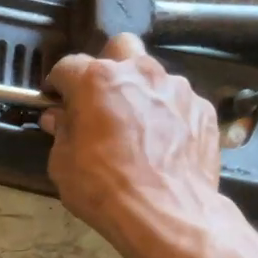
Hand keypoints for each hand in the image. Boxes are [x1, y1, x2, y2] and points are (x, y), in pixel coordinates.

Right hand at [40, 34, 222, 255]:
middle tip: (98, 100)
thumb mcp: (62, 165)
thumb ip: (61, 134)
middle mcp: (140, 72)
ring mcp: (176, 87)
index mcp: (97, 82)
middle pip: (120, 48)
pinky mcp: (202, 108)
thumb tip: (59, 118)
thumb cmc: (101, 187)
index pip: (69, 65)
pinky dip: (165, 117)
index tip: (55, 101)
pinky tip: (160, 147)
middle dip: (106, 66)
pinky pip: (177, 104)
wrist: (164, 210)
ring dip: (138, 94)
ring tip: (134, 132)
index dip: (58, 83)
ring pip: (152, 77)